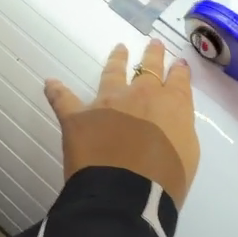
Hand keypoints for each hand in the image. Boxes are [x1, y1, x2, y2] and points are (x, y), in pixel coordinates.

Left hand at [45, 39, 200, 207]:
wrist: (125, 193)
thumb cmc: (165, 180)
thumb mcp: (187, 153)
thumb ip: (179, 129)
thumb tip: (169, 121)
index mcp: (171, 104)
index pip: (178, 80)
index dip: (179, 71)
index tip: (178, 64)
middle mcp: (140, 94)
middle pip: (149, 68)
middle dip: (153, 54)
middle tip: (154, 43)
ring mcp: (108, 102)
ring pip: (112, 72)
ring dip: (117, 59)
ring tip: (119, 48)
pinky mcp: (78, 116)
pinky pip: (64, 99)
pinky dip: (56, 90)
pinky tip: (50, 82)